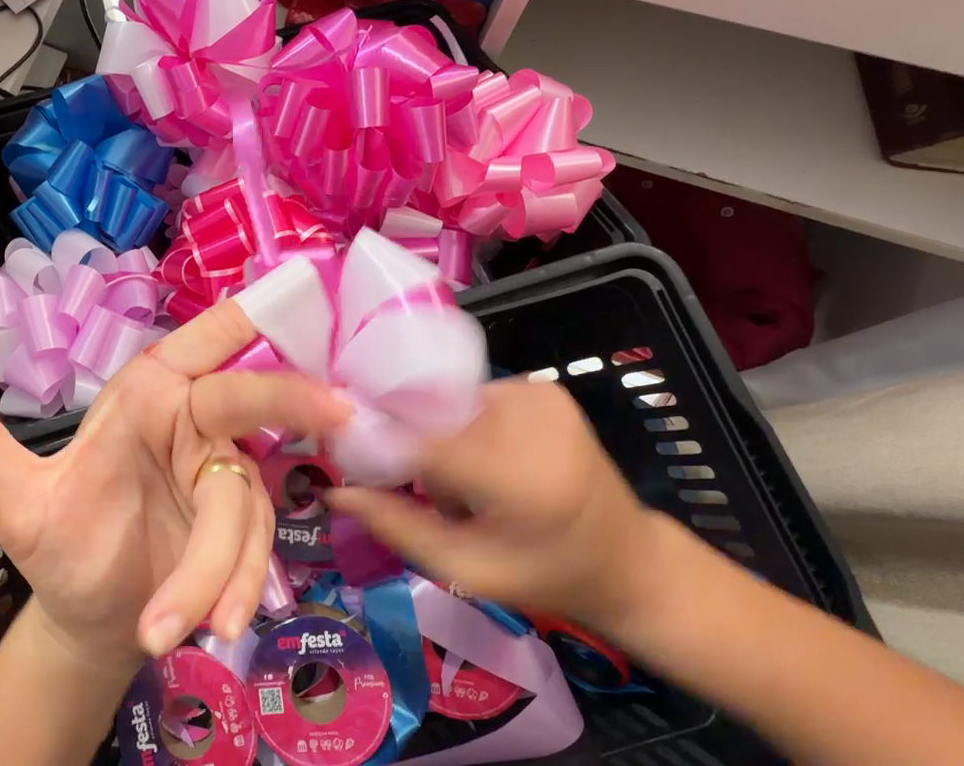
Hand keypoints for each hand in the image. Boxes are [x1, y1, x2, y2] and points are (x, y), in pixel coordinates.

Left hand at [0, 301, 347, 666]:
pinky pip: (255, 544)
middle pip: (247, 398)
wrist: (90, 618)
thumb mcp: (15, 498)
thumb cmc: (58, 546)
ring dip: (226, 561)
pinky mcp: (241, 523)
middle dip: (289, 400)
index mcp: (145, 395)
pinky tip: (220, 622)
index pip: (200, 340)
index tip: (299, 287)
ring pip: (246, 499)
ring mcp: (223, 473)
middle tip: (337, 411)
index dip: (246, 314)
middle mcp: (192, 421)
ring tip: (192, 623)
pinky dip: (239, 583)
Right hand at [326, 379, 672, 629]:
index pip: (419, 438)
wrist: (631, 562)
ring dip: (436, 435)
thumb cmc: (546, 575)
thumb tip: (331, 488)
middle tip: (418, 487)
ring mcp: (540, 396)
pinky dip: (461, 425)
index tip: (343, 455)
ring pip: (444, 401)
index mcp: (518, 478)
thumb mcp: (466, 572)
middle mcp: (530, 421)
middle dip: (408, 442)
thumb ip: (396, 526)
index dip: (375, 441)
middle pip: (427, 412)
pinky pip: (470, 396)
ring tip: (462, 480)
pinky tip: (484, 460)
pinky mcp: (544, 388)